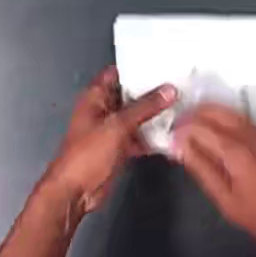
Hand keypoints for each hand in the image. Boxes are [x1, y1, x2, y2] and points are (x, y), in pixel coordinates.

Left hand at [36, 67, 175, 216]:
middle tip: (178, 84)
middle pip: (130, 95)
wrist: (75, 192)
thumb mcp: (118, 125)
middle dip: (151, 92)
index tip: (161, 64)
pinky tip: (170, 135)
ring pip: (136, 117)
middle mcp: (103, 109)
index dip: (137, 67)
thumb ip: (145, 107)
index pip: (118, 73)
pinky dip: (151, 137)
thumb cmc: (87, 153)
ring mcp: (111, 129)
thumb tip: (169, 90)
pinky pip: (138, 136)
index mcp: (95, 96)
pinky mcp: (118, 148)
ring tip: (180, 106)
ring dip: (153, 115)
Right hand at [172, 103, 255, 256]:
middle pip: (215, 110)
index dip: (181, 129)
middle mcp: (251, 132)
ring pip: (230, 111)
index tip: (169, 137)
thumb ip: (203, 170)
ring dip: (209, 113)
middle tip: (178, 125)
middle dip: (194, 114)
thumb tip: (181, 147)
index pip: (199, 126)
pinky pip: (243, 118)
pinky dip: (225, 119)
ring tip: (194, 127)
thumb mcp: (229, 202)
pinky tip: (220, 133)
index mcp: (236, 148)